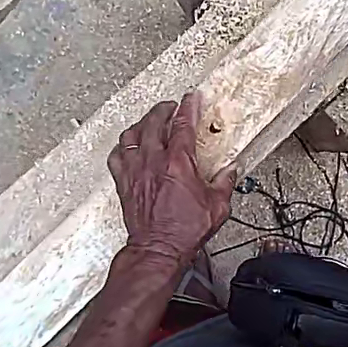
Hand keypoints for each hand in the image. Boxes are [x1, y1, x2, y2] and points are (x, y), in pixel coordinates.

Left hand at [108, 92, 236, 270]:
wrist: (158, 248)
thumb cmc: (184, 230)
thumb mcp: (217, 206)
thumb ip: (225, 183)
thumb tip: (230, 170)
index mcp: (178, 164)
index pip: (183, 125)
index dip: (188, 107)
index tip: (191, 98)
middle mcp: (153, 162)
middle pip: (154, 123)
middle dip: (163, 110)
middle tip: (171, 106)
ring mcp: (135, 171)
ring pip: (131, 135)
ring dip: (142, 123)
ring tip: (150, 120)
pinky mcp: (123, 183)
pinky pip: (117, 155)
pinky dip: (123, 145)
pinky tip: (128, 145)